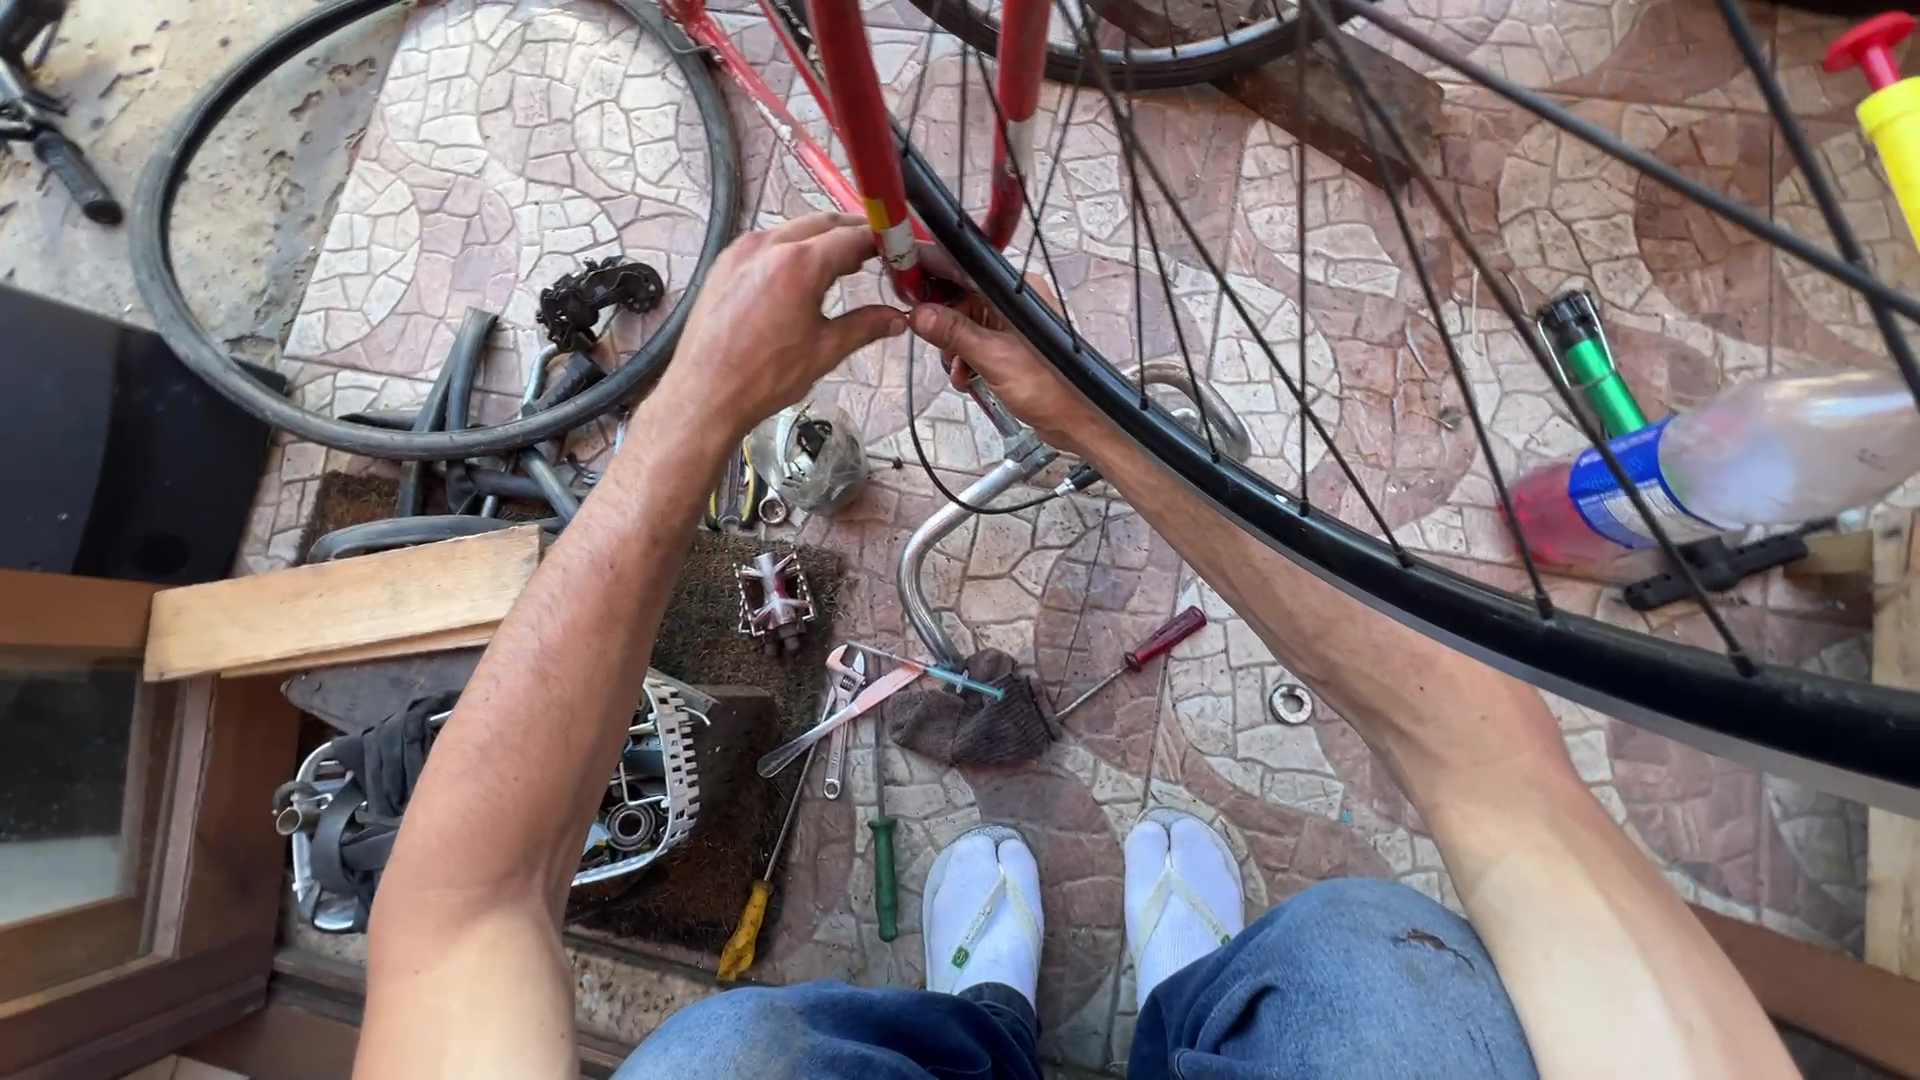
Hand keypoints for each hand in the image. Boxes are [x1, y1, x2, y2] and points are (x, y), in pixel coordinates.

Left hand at [654, 213, 907, 440]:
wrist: (705, 392)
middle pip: (822, 224)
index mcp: (798, 264)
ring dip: (821, 240)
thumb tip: (897, 319)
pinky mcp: (724, 263)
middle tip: (877, 254)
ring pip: (792, 230)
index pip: (851, 236)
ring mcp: (741, 250)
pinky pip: (767, 243)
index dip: (879, 240)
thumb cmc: (764, 376)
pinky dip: (792, 249)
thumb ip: (865, 326)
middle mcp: (768, 246)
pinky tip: (801, 274)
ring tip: (843, 265)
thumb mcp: (824, 351)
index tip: (896, 249)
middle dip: (852, 234)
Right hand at [907, 282, 1109, 455]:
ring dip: (955, 348)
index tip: (903, 279)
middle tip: (927, 340)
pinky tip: (966, 378)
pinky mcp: (1016, 346)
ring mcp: (1016, 324)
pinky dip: (969, 359)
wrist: (1077, 420)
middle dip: (943, 324)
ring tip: (956, 371)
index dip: (931, 273)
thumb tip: (919, 314)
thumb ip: (954, 333)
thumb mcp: (992, 358)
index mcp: (1016, 291)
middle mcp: (1016, 301)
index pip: (965, 269)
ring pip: (969, 324)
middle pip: (963, 298)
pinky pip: (981, 343)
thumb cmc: (1048, 387)